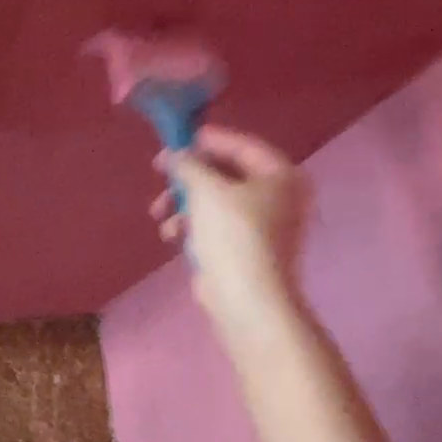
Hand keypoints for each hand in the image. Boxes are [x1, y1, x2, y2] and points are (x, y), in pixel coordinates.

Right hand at [152, 125, 313, 336]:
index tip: (175, 139)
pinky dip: (192, 226)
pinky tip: (172, 235)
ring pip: (215, 201)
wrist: (247, 301)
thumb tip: (175, 154)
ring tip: (160, 214)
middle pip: (225, 173)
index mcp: (281, 175)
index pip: (241, 145)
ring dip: (183, 203)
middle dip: (188, 176)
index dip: (206, 139)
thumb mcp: (206, 190)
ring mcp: (262, 226)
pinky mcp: (245, 250)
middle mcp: (278, 196)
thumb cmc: (233, 236)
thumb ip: (188, 164)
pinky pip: (215, 226)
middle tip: (160, 173)